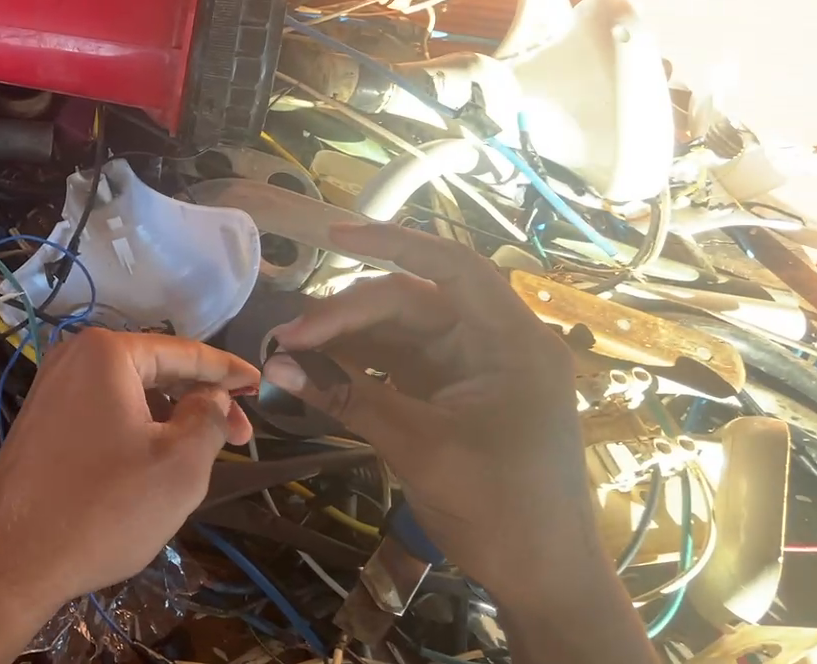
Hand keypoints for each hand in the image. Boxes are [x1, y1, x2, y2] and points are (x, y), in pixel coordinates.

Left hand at [0, 329, 258, 663]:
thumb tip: (212, 395)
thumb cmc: (104, 507)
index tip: (261, 385)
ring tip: (203, 452)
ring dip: (169, 415)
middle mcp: (72, 356)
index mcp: (105, 352)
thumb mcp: (179, 465)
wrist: (15, 557)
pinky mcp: (42, 419)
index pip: (181, 351)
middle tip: (242, 435)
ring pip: (128, 392)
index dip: (226, 370)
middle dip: (199, 397)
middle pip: (153, 369)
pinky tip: (156, 456)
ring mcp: (51, 387)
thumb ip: (208, 418)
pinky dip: (137, 425)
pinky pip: (102, 409)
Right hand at [264, 223, 653, 661]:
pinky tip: (316, 366)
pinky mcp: (449, 393)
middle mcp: (491, 343)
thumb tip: (272, 365)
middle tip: (289, 335)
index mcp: (510, 342)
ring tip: (291, 349)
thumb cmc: (501, 509)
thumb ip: (345, 396)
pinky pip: (394, 360)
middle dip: (347, 313)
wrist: (543, 581)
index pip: (452, 267)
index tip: (332, 235)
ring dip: (344, 336)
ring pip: (396, 329)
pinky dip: (356, 362)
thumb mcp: (419, 446)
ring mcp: (469, 369)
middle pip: (410, 301)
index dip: (392, 242)